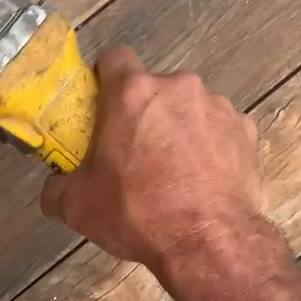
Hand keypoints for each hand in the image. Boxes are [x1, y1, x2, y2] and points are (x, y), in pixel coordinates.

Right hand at [40, 48, 265, 280]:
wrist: (204, 241)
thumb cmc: (134, 214)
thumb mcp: (76, 207)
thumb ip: (57, 188)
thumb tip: (55, 187)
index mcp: (132, 95)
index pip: (114, 59)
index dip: (103, 80)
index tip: (99, 108)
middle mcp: (178, 87)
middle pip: (152, 91)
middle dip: (140, 116)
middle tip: (130, 158)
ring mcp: (217, 106)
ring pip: (186, 111)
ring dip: (175, 133)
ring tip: (169, 176)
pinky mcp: (245, 130)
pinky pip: (216, 132)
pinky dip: (206, 150)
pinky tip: (198, 183)